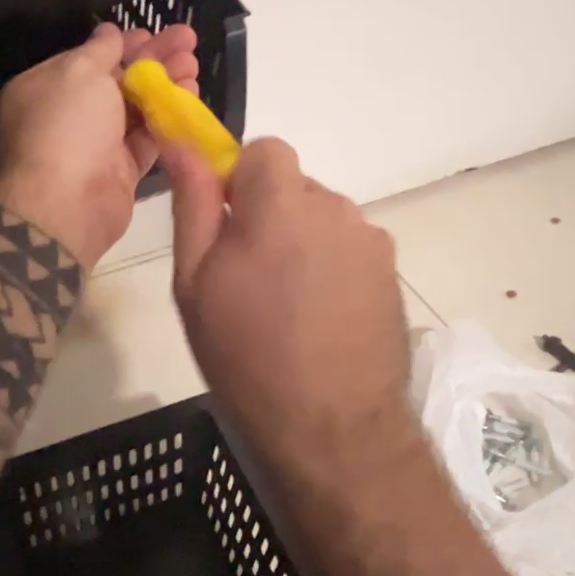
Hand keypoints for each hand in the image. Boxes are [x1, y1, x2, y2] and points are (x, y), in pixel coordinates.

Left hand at [0, 22, 199, 268]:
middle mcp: (65, 116)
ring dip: (165, 86)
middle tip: (188, 41)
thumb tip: (109, 33)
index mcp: (44, 88)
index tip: (153, 32)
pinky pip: (146, 139)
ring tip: (195, 65)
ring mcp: (93, 146)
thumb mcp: (79, 72)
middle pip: (114, 81)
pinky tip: (191, 97)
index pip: (87, 59)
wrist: (66, 205)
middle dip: (152, 60)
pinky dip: (167, 118)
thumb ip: (100, 49)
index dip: (122, 44)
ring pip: (134, 109)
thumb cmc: (65, 127)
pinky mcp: (118, 172)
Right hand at [162, 138, 417, 511]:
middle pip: (295, 187)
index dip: (240, 178)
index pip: (265, 149)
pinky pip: (349, 252)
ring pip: (323, 221)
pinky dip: (329, 271)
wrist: (330, 429)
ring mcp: (372, 244)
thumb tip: (182, 146)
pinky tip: (318, 321)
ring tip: (285, 308)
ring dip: (301, 244)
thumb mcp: (195, 282)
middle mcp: (336, 210)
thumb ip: (194, 205)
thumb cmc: (245, 354)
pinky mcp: (392, 276)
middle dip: (269, 215)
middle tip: (247, 277)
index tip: (226, 223)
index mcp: (282, 205)